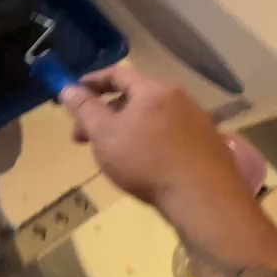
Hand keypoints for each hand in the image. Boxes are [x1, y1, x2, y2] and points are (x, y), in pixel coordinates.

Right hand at [58, 64, 249, 216]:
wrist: (205, 202)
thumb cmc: (146, 161)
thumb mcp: (103, 133)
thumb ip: (83, 107)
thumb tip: (68, 88)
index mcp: (155, 91)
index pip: (117, 74)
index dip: (90, 81)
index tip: (71, 94)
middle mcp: (181, 100)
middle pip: (133, 97)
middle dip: (103, 113)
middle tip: (83, 136)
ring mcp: (199, 124)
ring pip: (150, 117)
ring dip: (123, 128)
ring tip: (110, 153)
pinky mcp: (209, 147)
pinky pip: (168, 134)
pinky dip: (147, 140)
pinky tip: (140, 163)